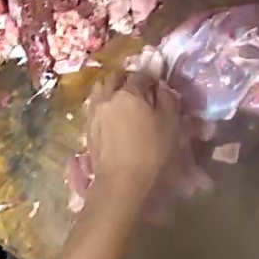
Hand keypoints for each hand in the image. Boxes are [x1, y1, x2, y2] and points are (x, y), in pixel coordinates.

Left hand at [86, 71, 181, 199]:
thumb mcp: (170, 123)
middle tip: (140, 91)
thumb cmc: (152, 152)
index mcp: (128, 93)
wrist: (122, 184)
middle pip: (115, 78)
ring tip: (123, 103)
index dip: (152, 79)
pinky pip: (95, 108)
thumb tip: (160, 87)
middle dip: (127, 80)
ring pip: (100, 91)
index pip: (140, 75)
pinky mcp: (88, 130)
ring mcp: (93, 113)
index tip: (159, 87)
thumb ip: (166, 99)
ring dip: (111, 90)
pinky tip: (113, 118)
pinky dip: (104, 106)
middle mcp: (106, 98)